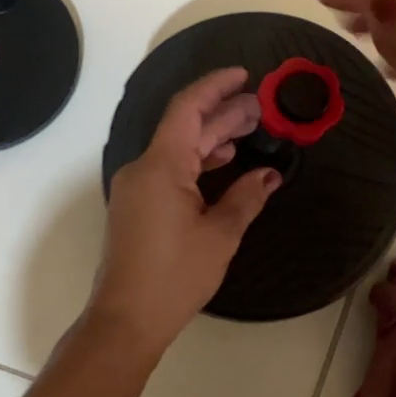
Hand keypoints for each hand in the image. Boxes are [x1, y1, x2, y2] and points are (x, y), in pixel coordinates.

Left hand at [93, 68, 283, 353]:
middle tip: (261, 106)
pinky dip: (198, 160)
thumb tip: (269, 175)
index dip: (216, 86)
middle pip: (185, 126)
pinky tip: (224, 161)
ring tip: (250, 129)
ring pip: (178, 148)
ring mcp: (137, 187)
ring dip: (212, 136)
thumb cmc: (174, 276)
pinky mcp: (138, 206)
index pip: (188, 108)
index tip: (244, 75)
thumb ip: (246, 197)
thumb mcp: (219, 235)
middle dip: (223, 113)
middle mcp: (143, 168)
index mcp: (161, 166)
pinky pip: (169, 169)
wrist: (126, 320)